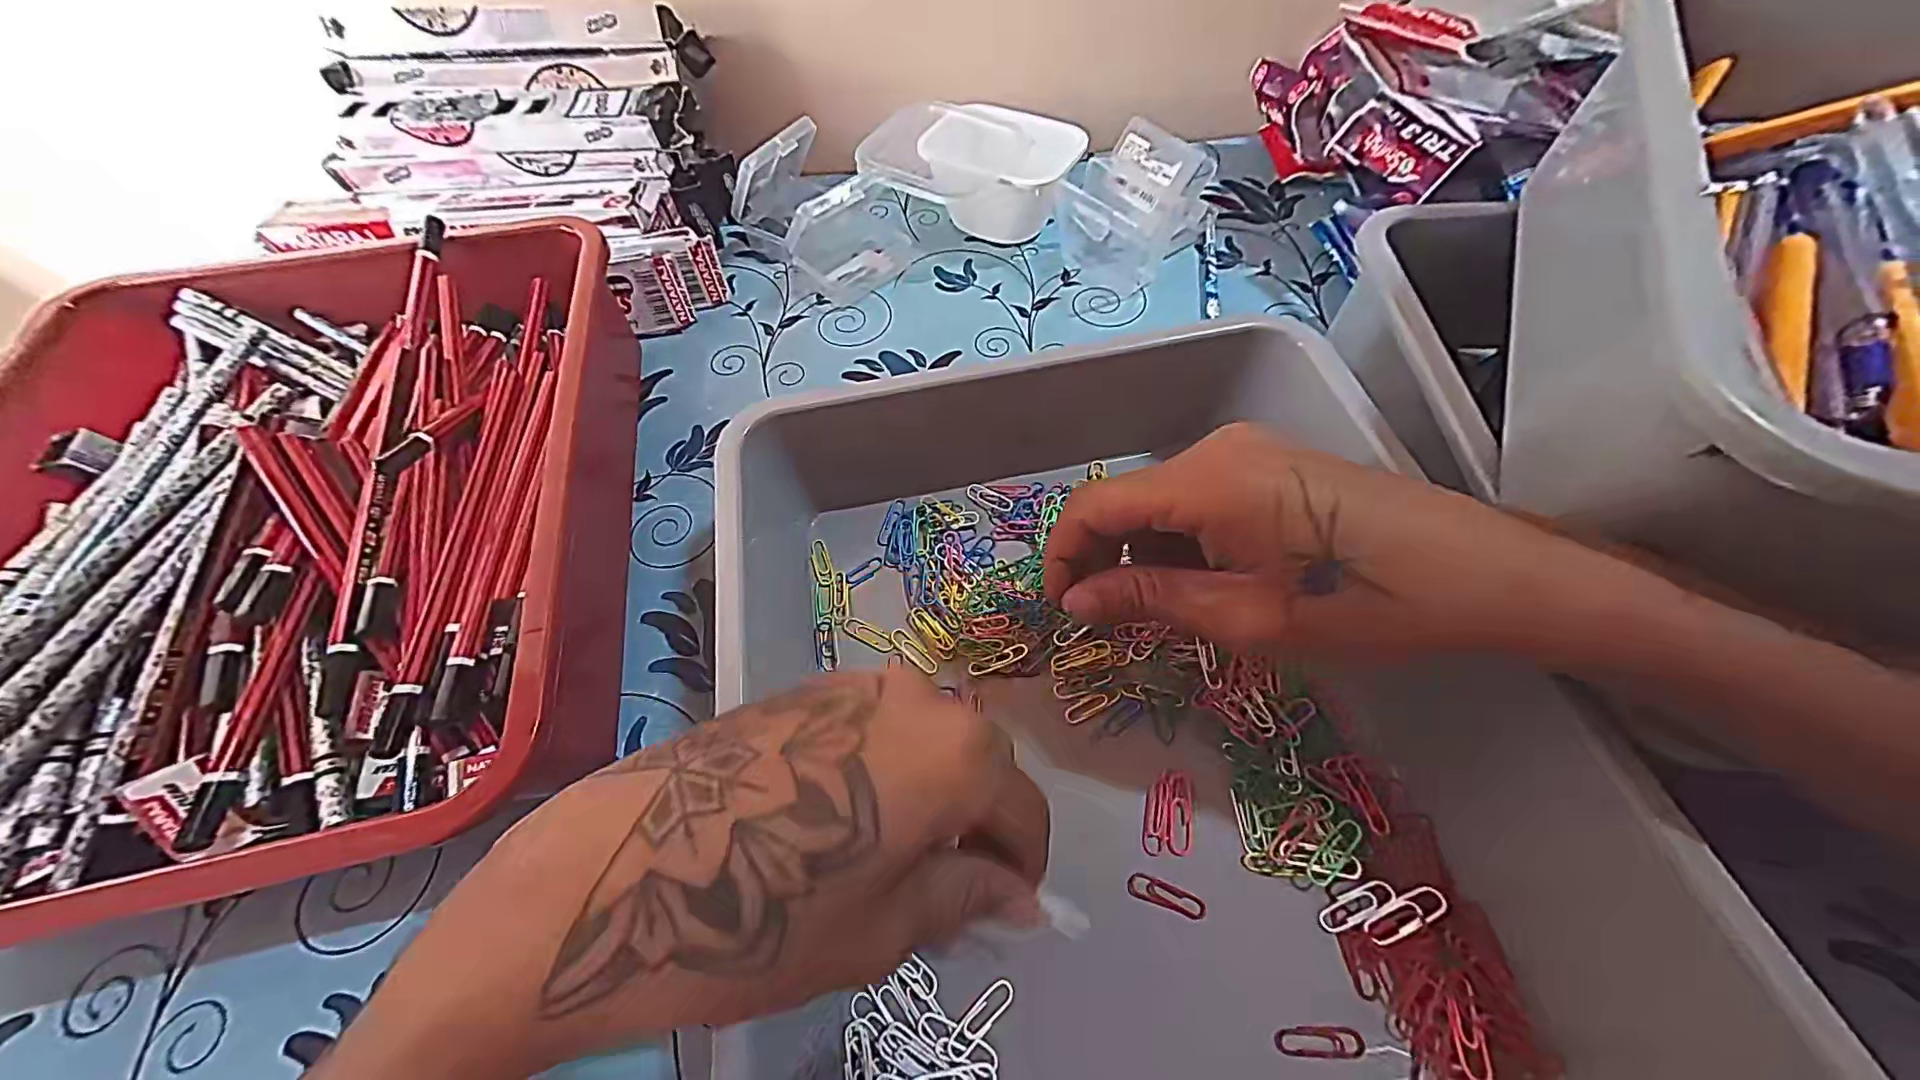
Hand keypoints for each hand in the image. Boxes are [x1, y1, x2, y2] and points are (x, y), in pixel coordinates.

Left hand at [314, 670, 1048, 1079]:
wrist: (613, 866)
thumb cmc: (761, 916)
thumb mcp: (881, 930)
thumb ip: (965, 897)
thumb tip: (1021, 898)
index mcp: (957, 753)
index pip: (1025, 809)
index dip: (1023, 865)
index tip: (1007, 905)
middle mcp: (920, 698)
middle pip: (981, 761)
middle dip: (978, 822)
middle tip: (945, 885)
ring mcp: (861, 683)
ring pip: (930, 736)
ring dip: (933, 789)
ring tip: (888, 850)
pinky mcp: (812, 685)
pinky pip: (880, 725)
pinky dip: (888, 765)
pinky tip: (840, 814)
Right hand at [1042, 422, 1649, 659]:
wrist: (1484, 574)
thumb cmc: (1363, 603)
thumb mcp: (1242, 617)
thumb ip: (1146, 601)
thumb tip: (1073, 601)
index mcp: (1202, 480)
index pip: (1092, 504)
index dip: (1061, 555)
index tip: (1061, 606)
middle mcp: (1214, 450)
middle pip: (1122, 502)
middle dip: (1102, 560)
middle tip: (1110, 620)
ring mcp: (1244, 453)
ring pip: (1157, 504)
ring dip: (1142, 556)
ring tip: (1169, 611)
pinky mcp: (1267, 466)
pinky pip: (1195, 501)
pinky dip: (1180, 544)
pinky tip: (1209, 583)